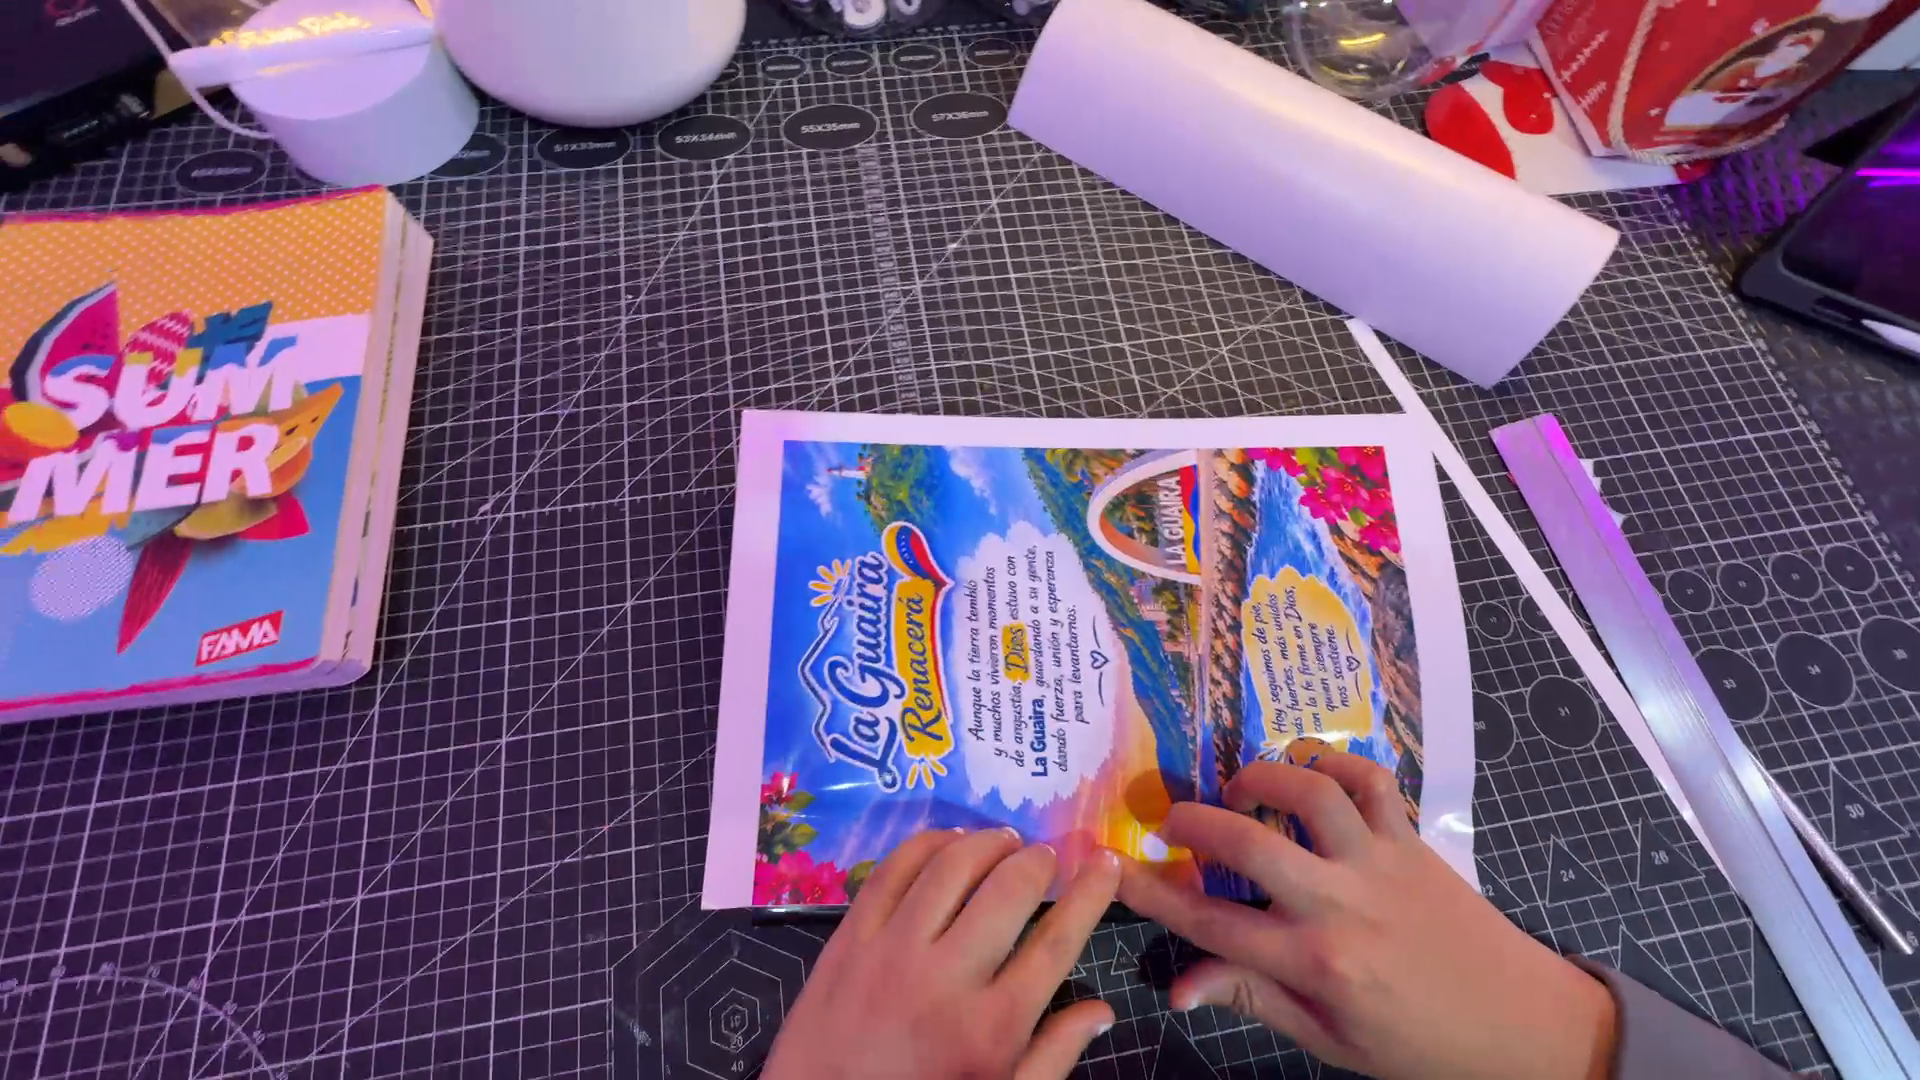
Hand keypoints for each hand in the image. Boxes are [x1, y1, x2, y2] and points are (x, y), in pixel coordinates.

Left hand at [762, 827, 1120, 1079]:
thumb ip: (1052, 1057)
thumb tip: (1101, 1009)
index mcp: (991, 1029)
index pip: (1057, 942)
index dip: (1090, 894)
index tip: (1107, 862)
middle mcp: (946, 978)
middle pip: (1009, 890)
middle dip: (1038, 861)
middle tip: (1046, 857)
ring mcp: (893, 949)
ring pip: (953, 866)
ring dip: (988, 842)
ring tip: (1006, 841)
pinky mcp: (851, 933)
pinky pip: (895, 867)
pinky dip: (930, 842)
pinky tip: (951, 843)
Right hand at [1119, 745, 1616, 1079]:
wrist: (1531, 1030)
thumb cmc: (1420, 1045)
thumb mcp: (1330, 1041)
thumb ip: (1252, 1000)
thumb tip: (1177, 991)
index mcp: (1317, 964)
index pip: (1213, 928)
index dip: (1156, 897)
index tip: (1119, 872)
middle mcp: (1340, 905)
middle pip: (1248, 846)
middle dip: (1194, 822)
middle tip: (1172, 819)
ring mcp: (1379, 863)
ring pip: (1310, 794)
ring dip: (1262, 779)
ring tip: (1239, 789)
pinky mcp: (1411, 839)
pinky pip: (1371, 781)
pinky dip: (1335, 763)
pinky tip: (1310, 773)